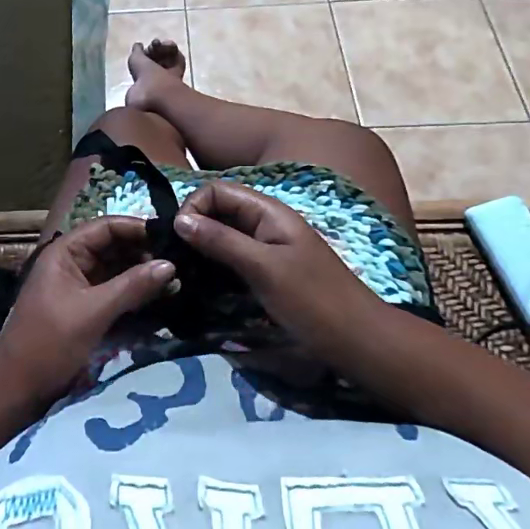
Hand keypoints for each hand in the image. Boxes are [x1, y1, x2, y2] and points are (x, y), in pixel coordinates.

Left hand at [0, 217, 175, 402]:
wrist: (16, 391)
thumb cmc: (48, 344)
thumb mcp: (93, 312)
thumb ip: (132, 286)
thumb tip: (171, 265)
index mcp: (64, 253)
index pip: (106, 227)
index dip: (137, 228)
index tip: (171, 236)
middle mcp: (73, 263)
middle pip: (115, 247)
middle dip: (145, 252)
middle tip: (180, 261)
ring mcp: (80, 287)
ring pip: (118, 270)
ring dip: (144, 274)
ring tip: (176, 279)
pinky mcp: (88, 309)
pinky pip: (117, 292)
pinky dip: (136, 293)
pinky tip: (161, 297)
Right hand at [172, 182, 371, 336]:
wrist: (356, 339)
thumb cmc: (312, 300)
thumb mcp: (264, 268)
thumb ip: (222, 241)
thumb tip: (180, 219)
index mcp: (269, 211)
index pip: (217, 190)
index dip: (193, 207)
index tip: (177, 240)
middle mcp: (266, 223)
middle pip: (218, 211)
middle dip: (193, 228)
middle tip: (173, 260)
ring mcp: (267, 249)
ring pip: (223, 237)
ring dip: (201, 250)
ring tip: (182, 274)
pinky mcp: (267, 273)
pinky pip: (233, 260)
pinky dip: (214, 267)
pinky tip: (201, 285)